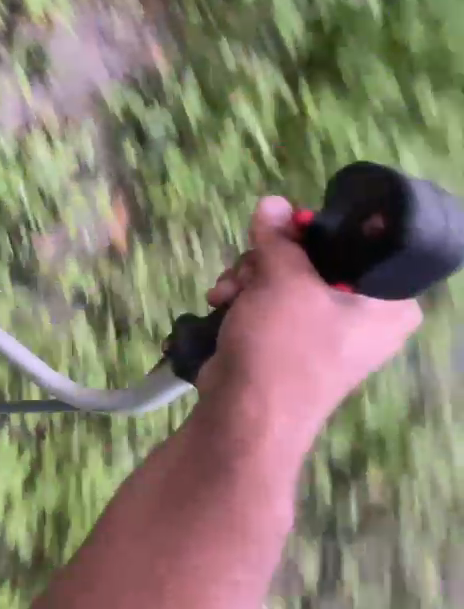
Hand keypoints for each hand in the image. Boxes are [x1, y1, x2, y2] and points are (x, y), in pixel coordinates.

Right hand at [200, 196, 421, 435]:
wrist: (251, 407)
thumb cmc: (284, 346)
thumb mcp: (282, 283)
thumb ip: (279, 240)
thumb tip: (273, 201)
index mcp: (388, 305)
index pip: (357, 249)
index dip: (311, 237)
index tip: (275, 240)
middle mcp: (364, 317)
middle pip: (309, 262)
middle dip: (262, 263)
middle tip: (243, 277)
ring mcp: (326, 332)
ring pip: (279, 280)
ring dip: (243, 280)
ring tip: (223, 296)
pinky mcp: (290, 341)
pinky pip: (266, 303)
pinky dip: (241, 300)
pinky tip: (221, 307)